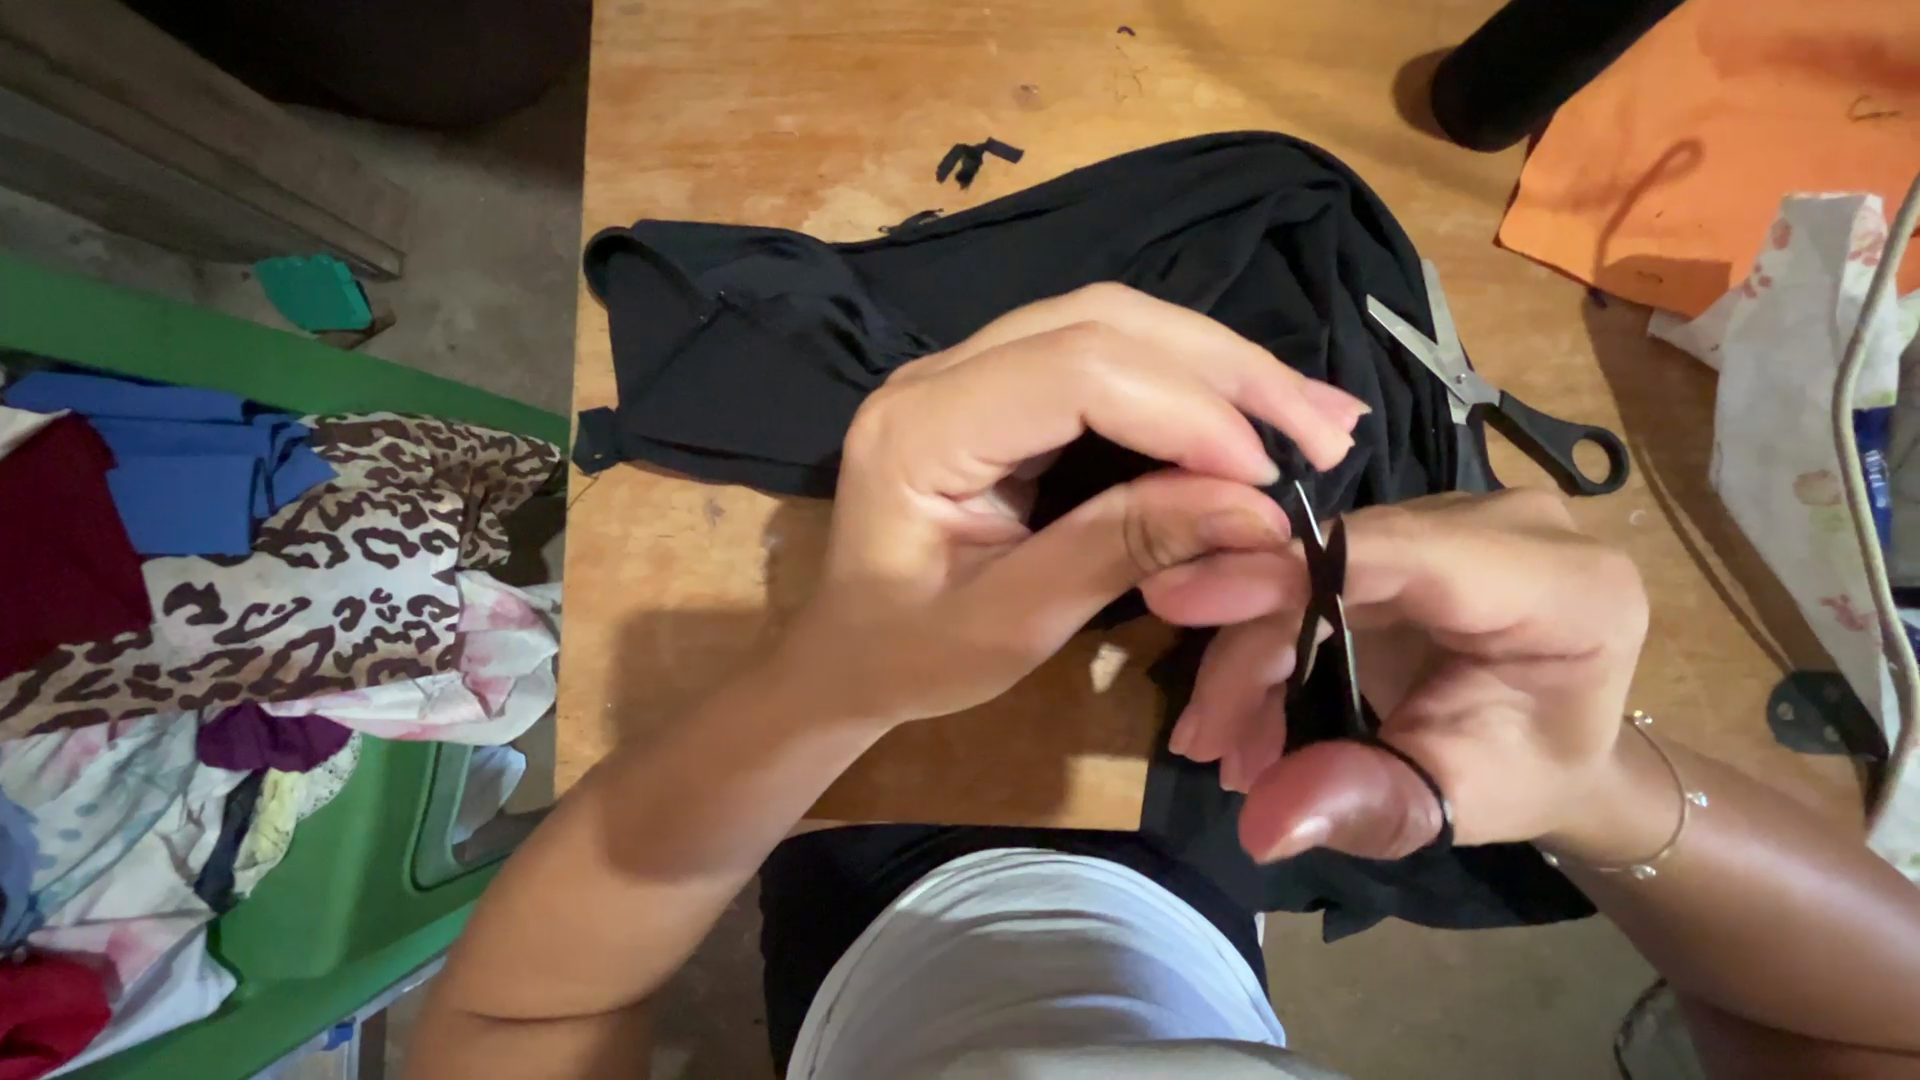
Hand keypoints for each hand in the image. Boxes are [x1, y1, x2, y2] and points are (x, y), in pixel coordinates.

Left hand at [771, 283, 1369, 727]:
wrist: (848, 654)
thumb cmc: (910, 657)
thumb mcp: (1013, 622)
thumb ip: (1122, 550)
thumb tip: (1257, 509)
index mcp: (920, 430)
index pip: (1075, 374)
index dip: (1187, 413)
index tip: (1269, 478)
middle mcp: (936, 376)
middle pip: (1100, 323)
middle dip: (1224, 371)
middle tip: (1327, 428)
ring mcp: (962, 372)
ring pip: (1109, 324)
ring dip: (1216, 365)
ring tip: (1309, 413)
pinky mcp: (991, 388)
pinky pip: (1098, 356)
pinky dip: (1181, 380)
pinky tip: (1244, 408)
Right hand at [1143, 490, 1649, 859]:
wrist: (1555, 744)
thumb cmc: (1531, 774)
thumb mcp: (1461, 802)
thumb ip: (1372, 805)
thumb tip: (1261, 825)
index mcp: (1560, 584)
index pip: (1393, 553)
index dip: (1276, 573)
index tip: (1175, 601)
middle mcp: (1503, 525)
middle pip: (1329, 568)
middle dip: (1251, 655)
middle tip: (1204, 740)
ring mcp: (1446, 519)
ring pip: (1305, 570)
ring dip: (1250, 657)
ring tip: (1224, 744)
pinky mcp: (1401, 531)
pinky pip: (1308, 573)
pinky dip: (1267, 639)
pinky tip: (1245, 707)